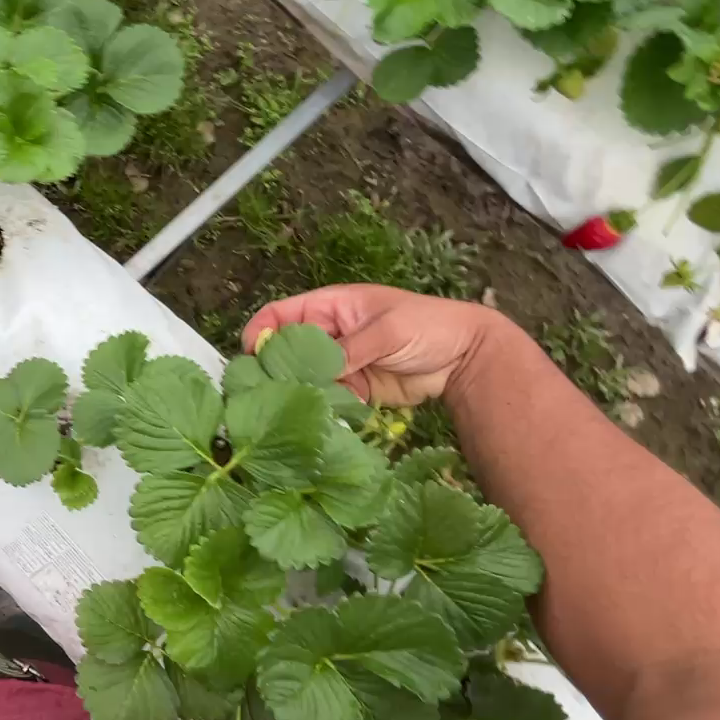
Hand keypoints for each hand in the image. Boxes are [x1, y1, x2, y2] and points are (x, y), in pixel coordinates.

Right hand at [240, 285, 502, 407]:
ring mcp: (336, 362)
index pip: (280, 314)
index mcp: (329, 308)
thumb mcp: (388, 330)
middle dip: (273, 366)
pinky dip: (321, 404)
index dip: (260, 330)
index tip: (252, 354)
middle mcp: (326, 334)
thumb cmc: (429, 326)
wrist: (467, 358)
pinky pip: (324, 395)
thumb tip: (319, 371)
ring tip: (295, 403)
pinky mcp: (349, 387)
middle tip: (266, 386)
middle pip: (284, 349)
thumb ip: (350, 349)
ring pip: (301, 376)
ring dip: (297, 388)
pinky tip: (323, 412)